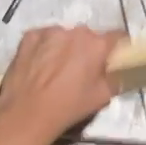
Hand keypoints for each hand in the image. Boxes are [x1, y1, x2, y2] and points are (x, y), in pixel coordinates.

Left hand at [0, 26, 122, 142]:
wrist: (27, 113)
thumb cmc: (69, 106)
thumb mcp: (103, 98)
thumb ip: (115, 79)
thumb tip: (117, 72)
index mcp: (97, 45)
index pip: (117, 37)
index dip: (118, 46)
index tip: (115, 56)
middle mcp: (75, 31)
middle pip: (88, 36)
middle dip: (88, 49)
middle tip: (82, 68)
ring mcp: (50, 32)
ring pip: (64, 36)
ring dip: (65, 47)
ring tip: (56, 68)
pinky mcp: (29, 36)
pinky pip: (43, 38)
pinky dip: (44, 47)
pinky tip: (39, 65)